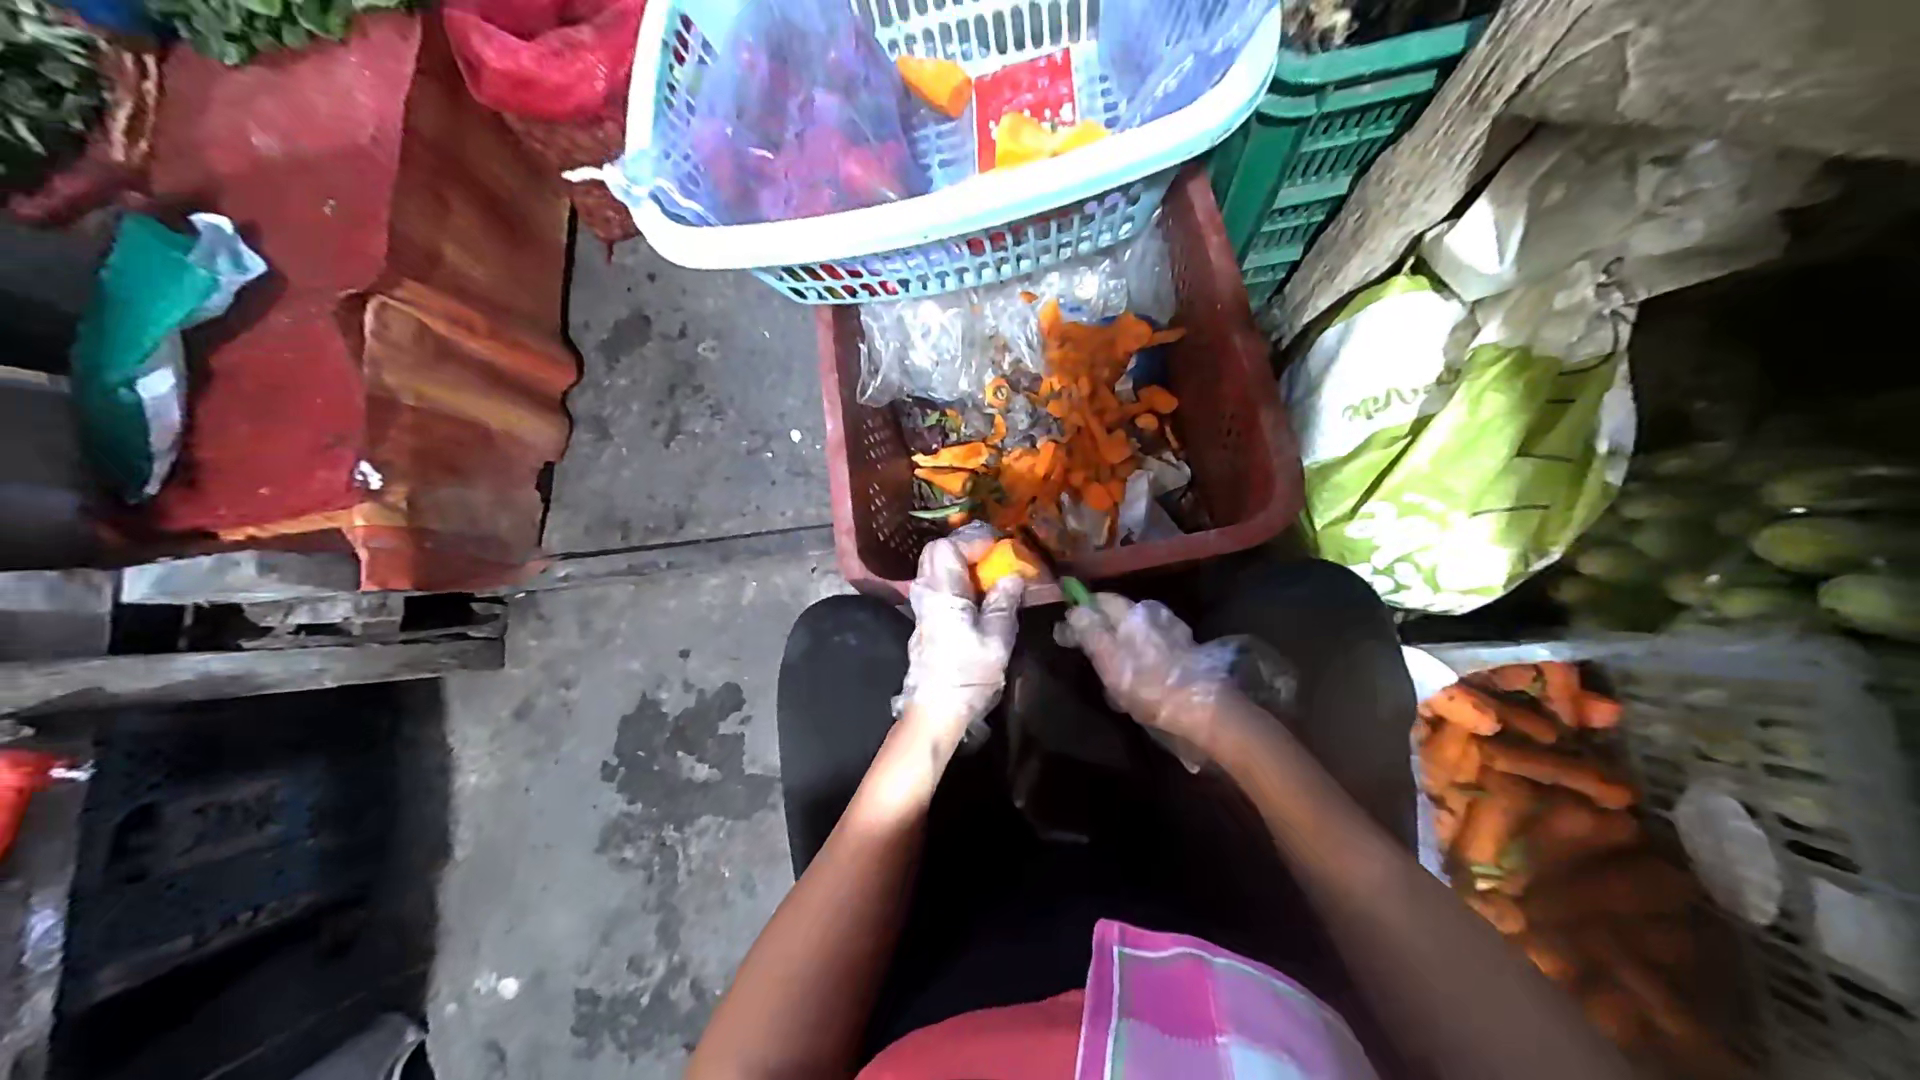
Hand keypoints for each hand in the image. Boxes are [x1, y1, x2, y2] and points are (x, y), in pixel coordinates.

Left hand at [895, 528, 1024, 754]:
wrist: (935, 710)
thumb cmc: (967, 675)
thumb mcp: (996, 640)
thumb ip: (1004, 603)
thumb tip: (1013, 577)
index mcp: (942, 594)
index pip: (947, 548)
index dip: (973, 541)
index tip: (998, 545)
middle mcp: (926, 594)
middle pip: (935, 553)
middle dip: (964, 546)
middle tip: (993, 554)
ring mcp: (922, 607)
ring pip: (934, 568)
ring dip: (960, 562)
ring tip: (989, 571)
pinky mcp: (925, 620)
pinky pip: (937, 585)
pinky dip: (956, 578)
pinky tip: (978, 592)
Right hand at [1059, 593, 1237, 754]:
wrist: (1202, 709)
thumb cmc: (1148, 684)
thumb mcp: (1109, 659)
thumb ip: (1089, 632)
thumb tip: (1074, 610)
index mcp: (1133, 612)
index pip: (1100, 600)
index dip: (1081, 610)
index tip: (1067, 628)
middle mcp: (1154, 615)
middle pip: (1118, 616)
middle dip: (1100, 630)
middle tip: (1085, 653)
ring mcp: (1172, 633)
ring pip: (1135, 633)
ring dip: (1120, 647)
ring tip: (1111, 674)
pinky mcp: (1185, 653)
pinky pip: (1151, 649)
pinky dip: (1138, 659)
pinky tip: (1137, 679)